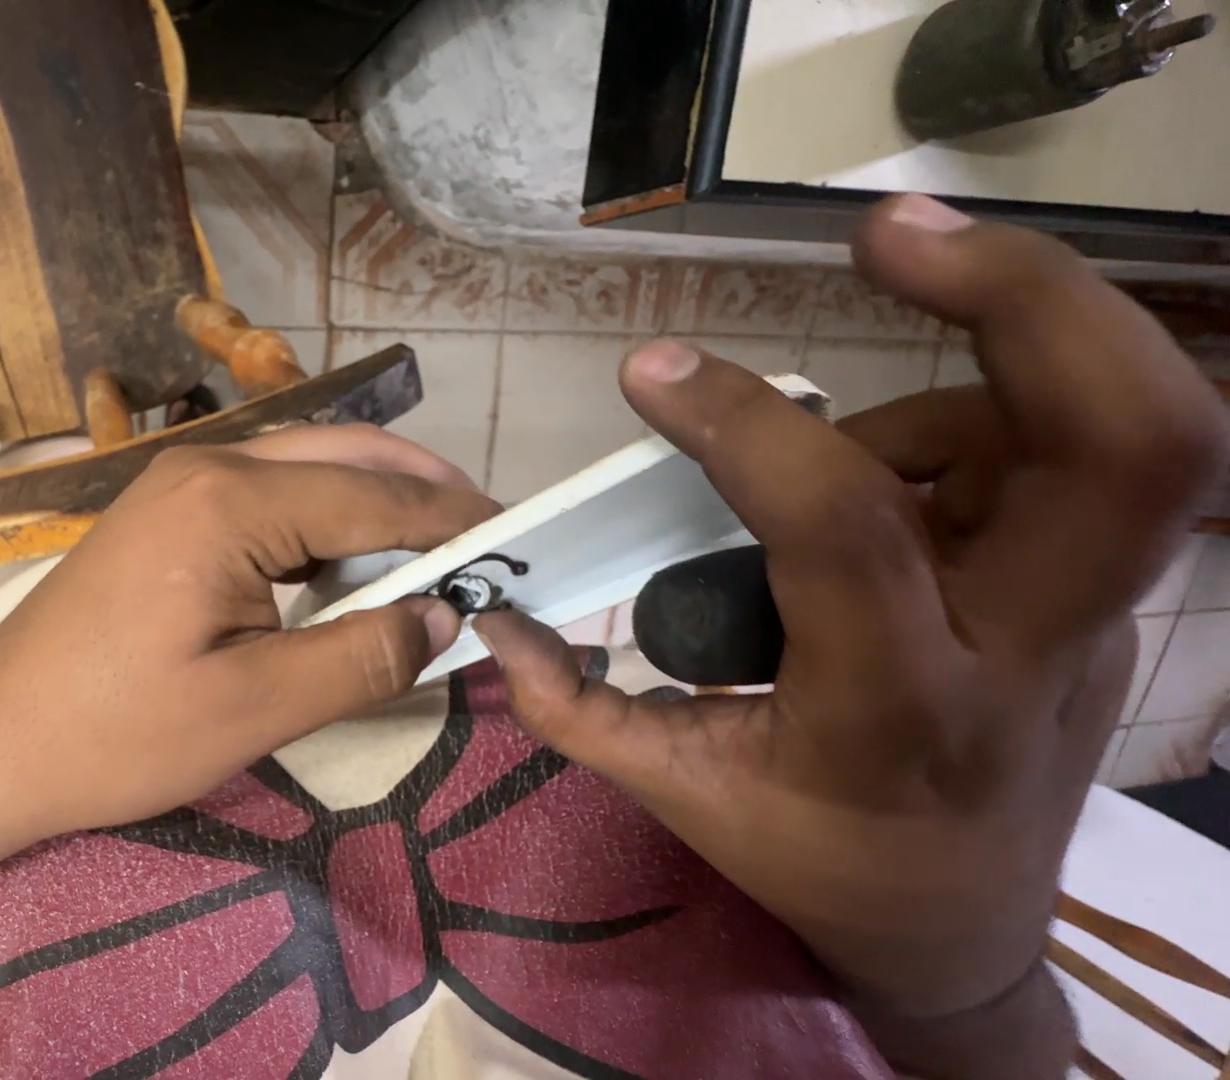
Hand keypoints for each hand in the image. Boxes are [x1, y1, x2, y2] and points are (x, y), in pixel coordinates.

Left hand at [0, 424, 498, 840]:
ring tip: (438, 551)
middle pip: (346, 456)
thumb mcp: (252, 709)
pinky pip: (272, 496)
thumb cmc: (117, 733)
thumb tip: (445, 619)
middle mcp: (210, 467)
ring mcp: (184, 482)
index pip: (374, 498)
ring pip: (309, 468)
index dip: (453, 524)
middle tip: (490, 538)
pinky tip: (353, 562)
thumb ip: (361, 657)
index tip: (520, 543)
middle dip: (423, 493)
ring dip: (376, 502)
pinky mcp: (171, 511)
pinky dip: (327, 521)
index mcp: (230, 503)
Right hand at [474, 196, 1226, 1055]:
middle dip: (1027, 302)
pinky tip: (882, 476)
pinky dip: (968, 427)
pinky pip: (1058, 459)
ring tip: (825, 451)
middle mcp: (1028, 649)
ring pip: (1089, 432)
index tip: (651, 371)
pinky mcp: (1101, 594)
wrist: (954, 924)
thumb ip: (571, 707)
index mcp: (894, 709)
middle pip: (1131, 446)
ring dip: (956, 389)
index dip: (744, 428)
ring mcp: (1093, 616)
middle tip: (894, 227)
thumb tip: (493, 620)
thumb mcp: (673, 789)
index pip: (842, 532)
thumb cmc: (804, 853)